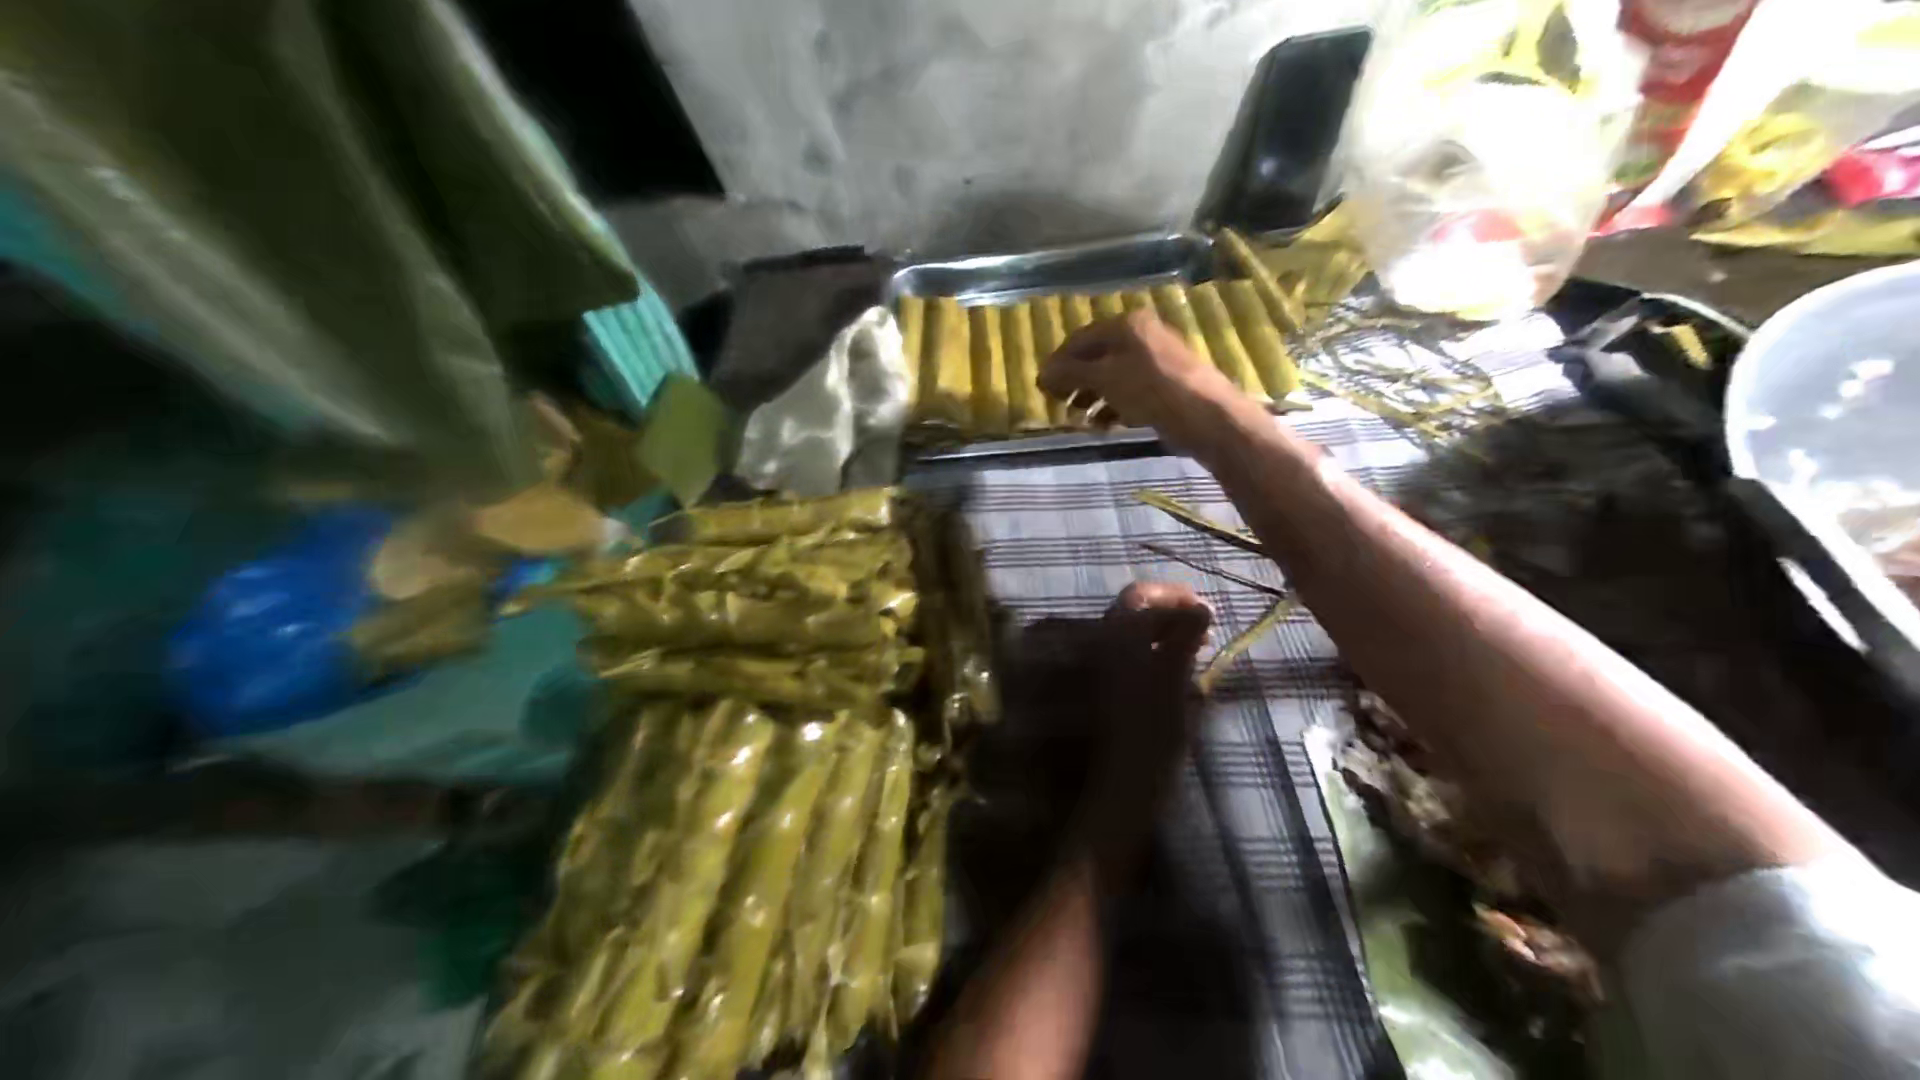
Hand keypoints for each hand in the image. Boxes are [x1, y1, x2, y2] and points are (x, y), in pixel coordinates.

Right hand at [1039, 310, 1244, 451]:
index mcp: (1126, 325)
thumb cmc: (1151, 390)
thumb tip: (1042, 373)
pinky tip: (1105, 424)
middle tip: (1058, 402)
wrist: (1207, 416)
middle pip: (1097, 357)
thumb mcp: (1105, 379)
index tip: (1042, 387)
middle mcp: (1142, 336)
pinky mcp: (1167, 386)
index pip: (1080, 339)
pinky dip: (1113, 406)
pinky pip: (1130, 392)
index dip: (1058, 362)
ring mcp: (1157, 361)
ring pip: (1113, 376)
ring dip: (1092, 395)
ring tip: (1078, 417)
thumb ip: (1071, 373)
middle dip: (1075, 380)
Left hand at [1077, 582, 1211, 872]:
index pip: (1141, 596)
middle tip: (1205, 626)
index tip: (1208, 610)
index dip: (1174, 596)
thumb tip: (1202, 609)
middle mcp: (1103, 644)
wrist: (1126, 782)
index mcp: (1117, 637)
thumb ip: (1185, 637)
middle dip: (1170, 611)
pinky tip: (1179, 667)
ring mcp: (1103, 666)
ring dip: (1164, 630)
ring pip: (1133, 632)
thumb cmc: (1154, 732)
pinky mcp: (1110, 688)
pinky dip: (1157, 650)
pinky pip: (1133, 653)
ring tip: (1198, 646)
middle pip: (1134, 610)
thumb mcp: (1175, 679)